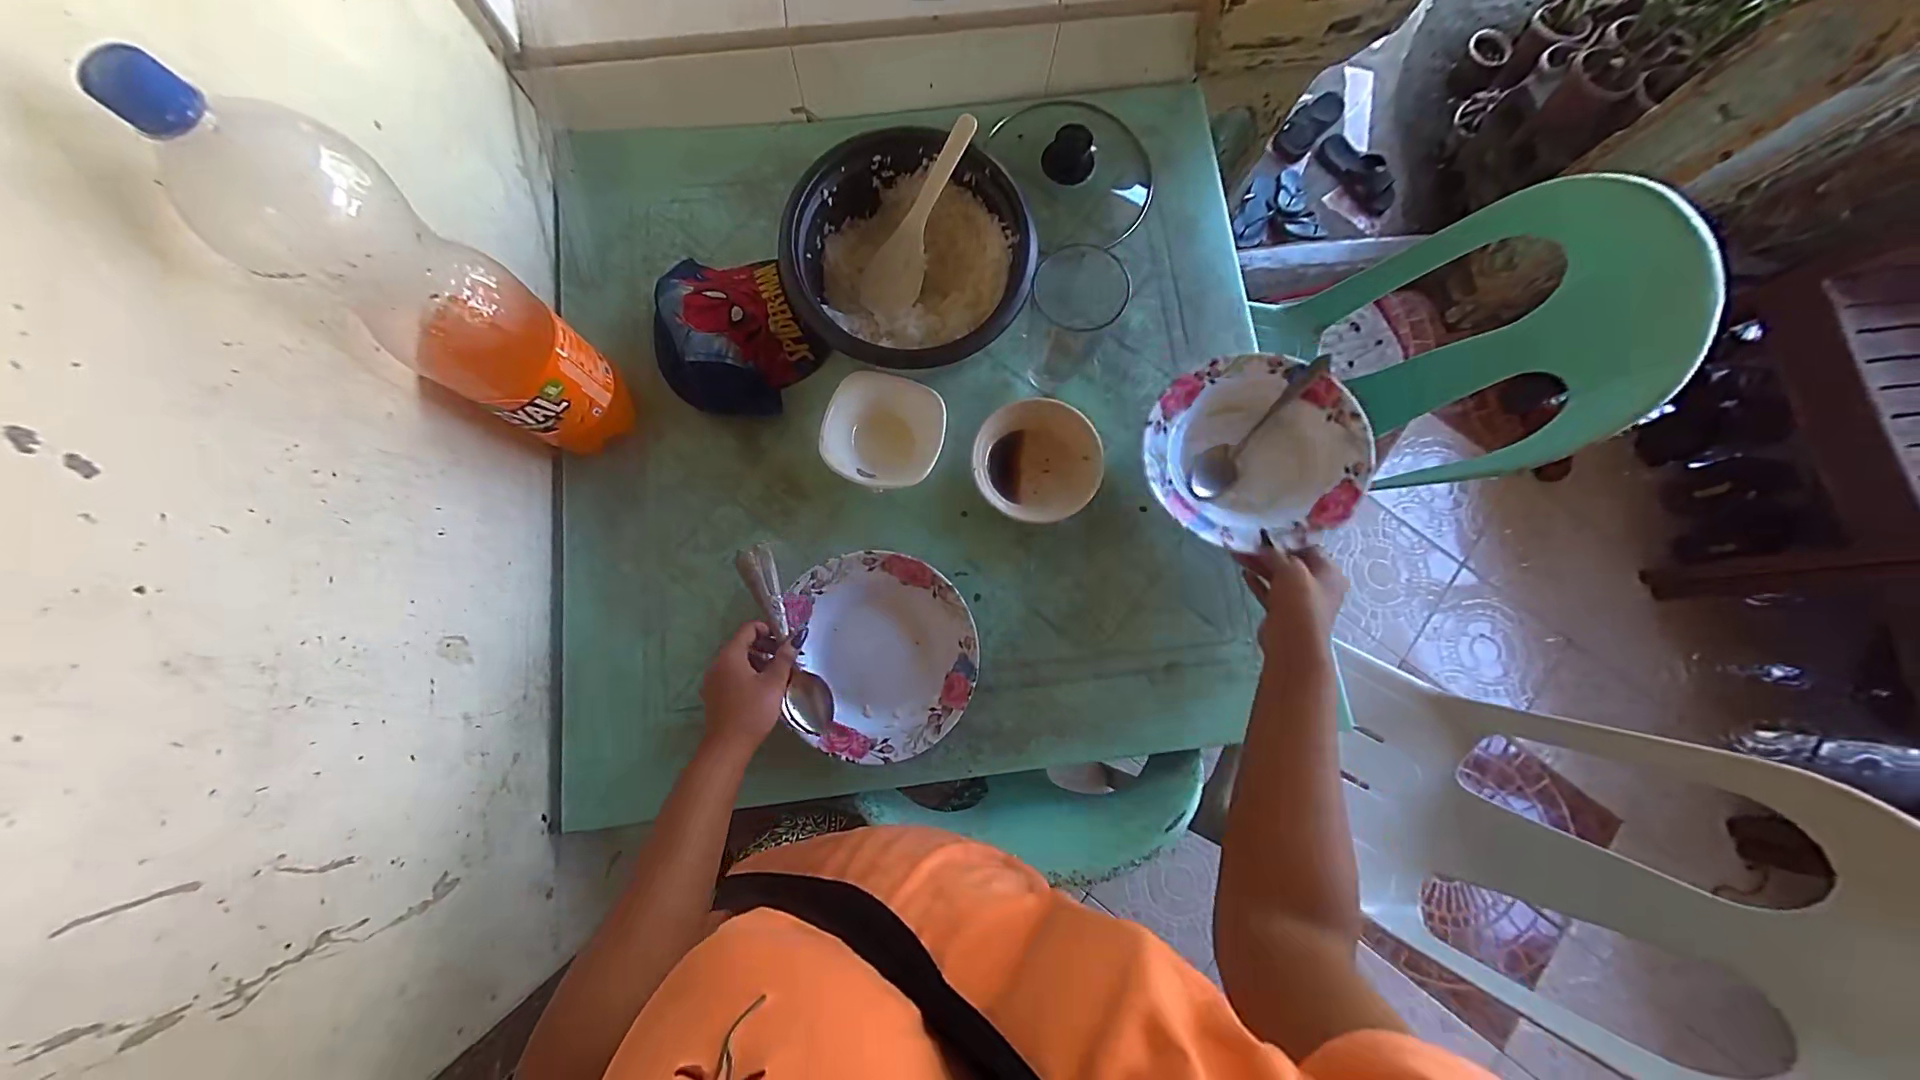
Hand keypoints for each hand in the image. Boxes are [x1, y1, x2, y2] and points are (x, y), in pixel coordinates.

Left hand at [699, 621, 794, 752]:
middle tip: (785, 657)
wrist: (728, 746)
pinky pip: (732, 674)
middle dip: (765, 646)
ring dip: (758, 660)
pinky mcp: (714, 694)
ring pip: (737, 660)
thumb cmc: (752, 711)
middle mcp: (717, 663)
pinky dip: (747, 673)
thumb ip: (784, 658)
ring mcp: (713, 679)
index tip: (785, 640)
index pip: (748, 629)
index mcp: (730, 655)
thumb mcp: (774, 683)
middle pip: (742, 643)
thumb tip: (794, 640)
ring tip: (777, 674)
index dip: (768, 629)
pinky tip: (762, 688)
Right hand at [1234, 542, 1347, 657]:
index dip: (1288, 540)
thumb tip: (1265, 542)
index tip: (1266, 534)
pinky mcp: (1283, 611)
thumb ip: (1277, 554)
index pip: (1309, 548)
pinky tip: (1244, 573)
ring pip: (1278, 577)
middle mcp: (1318, 585)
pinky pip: (1270, 592)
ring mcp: (1300, 600)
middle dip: (1268, 553)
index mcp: (1329, 572)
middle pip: (1291, 563)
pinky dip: (1258, 582)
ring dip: (1259, 566)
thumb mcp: (1291, 570)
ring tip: (1238, 555)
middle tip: (1247, 543)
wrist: (1293, 644)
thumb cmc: (1300, 602)